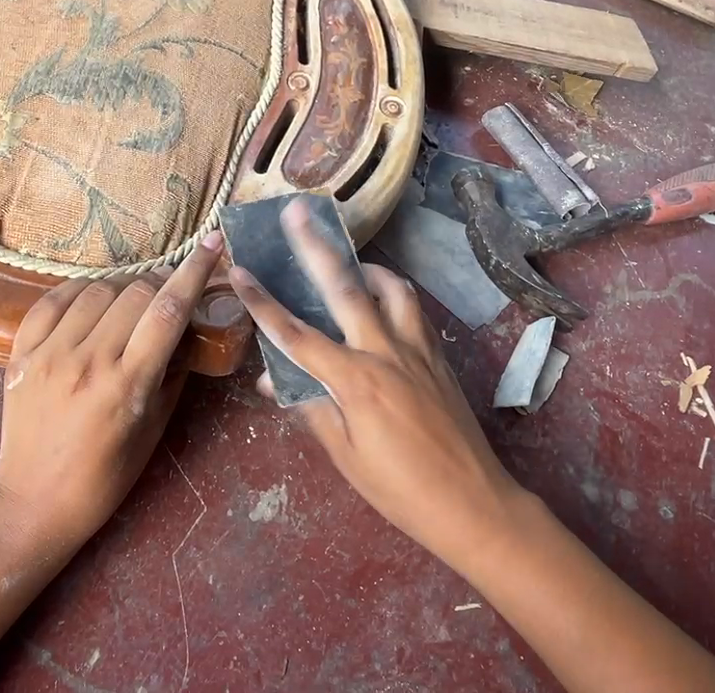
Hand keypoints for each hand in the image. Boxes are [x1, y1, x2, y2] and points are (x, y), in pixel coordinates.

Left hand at [0, 232, 225, 546]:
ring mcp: (50, 353)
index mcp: (128, 384)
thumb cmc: (105, 476)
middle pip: (136, 293)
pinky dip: (78, 292)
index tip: (211, 243)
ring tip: (128, 303)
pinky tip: (90, 300)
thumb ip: (172, 373)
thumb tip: (187, 329)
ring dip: (121, 288)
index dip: (194, 271)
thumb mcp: (154, 429)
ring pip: (96, 290)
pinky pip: (53, 300)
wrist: (33, 500)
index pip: (168, 310)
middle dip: (160, 284)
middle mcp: (89, 360)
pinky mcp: (21, 352)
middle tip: (167, 294)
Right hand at [228, 199, 522, 563]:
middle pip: (344, 287)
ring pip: (391, 287)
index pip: (297, 335)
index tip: (241, 272)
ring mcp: (417, 348)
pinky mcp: (438, 354)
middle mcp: (385, 351)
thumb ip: (310, 409)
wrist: (473, 503)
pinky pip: (413, 308)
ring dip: (365, 266)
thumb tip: (271, 381)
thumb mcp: (345, 455)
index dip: (264, 303)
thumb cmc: (400, 488)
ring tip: (348, 261)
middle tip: (299, 212)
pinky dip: (392, 292)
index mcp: (355, 380)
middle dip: (316, 247)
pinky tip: (382, 300)